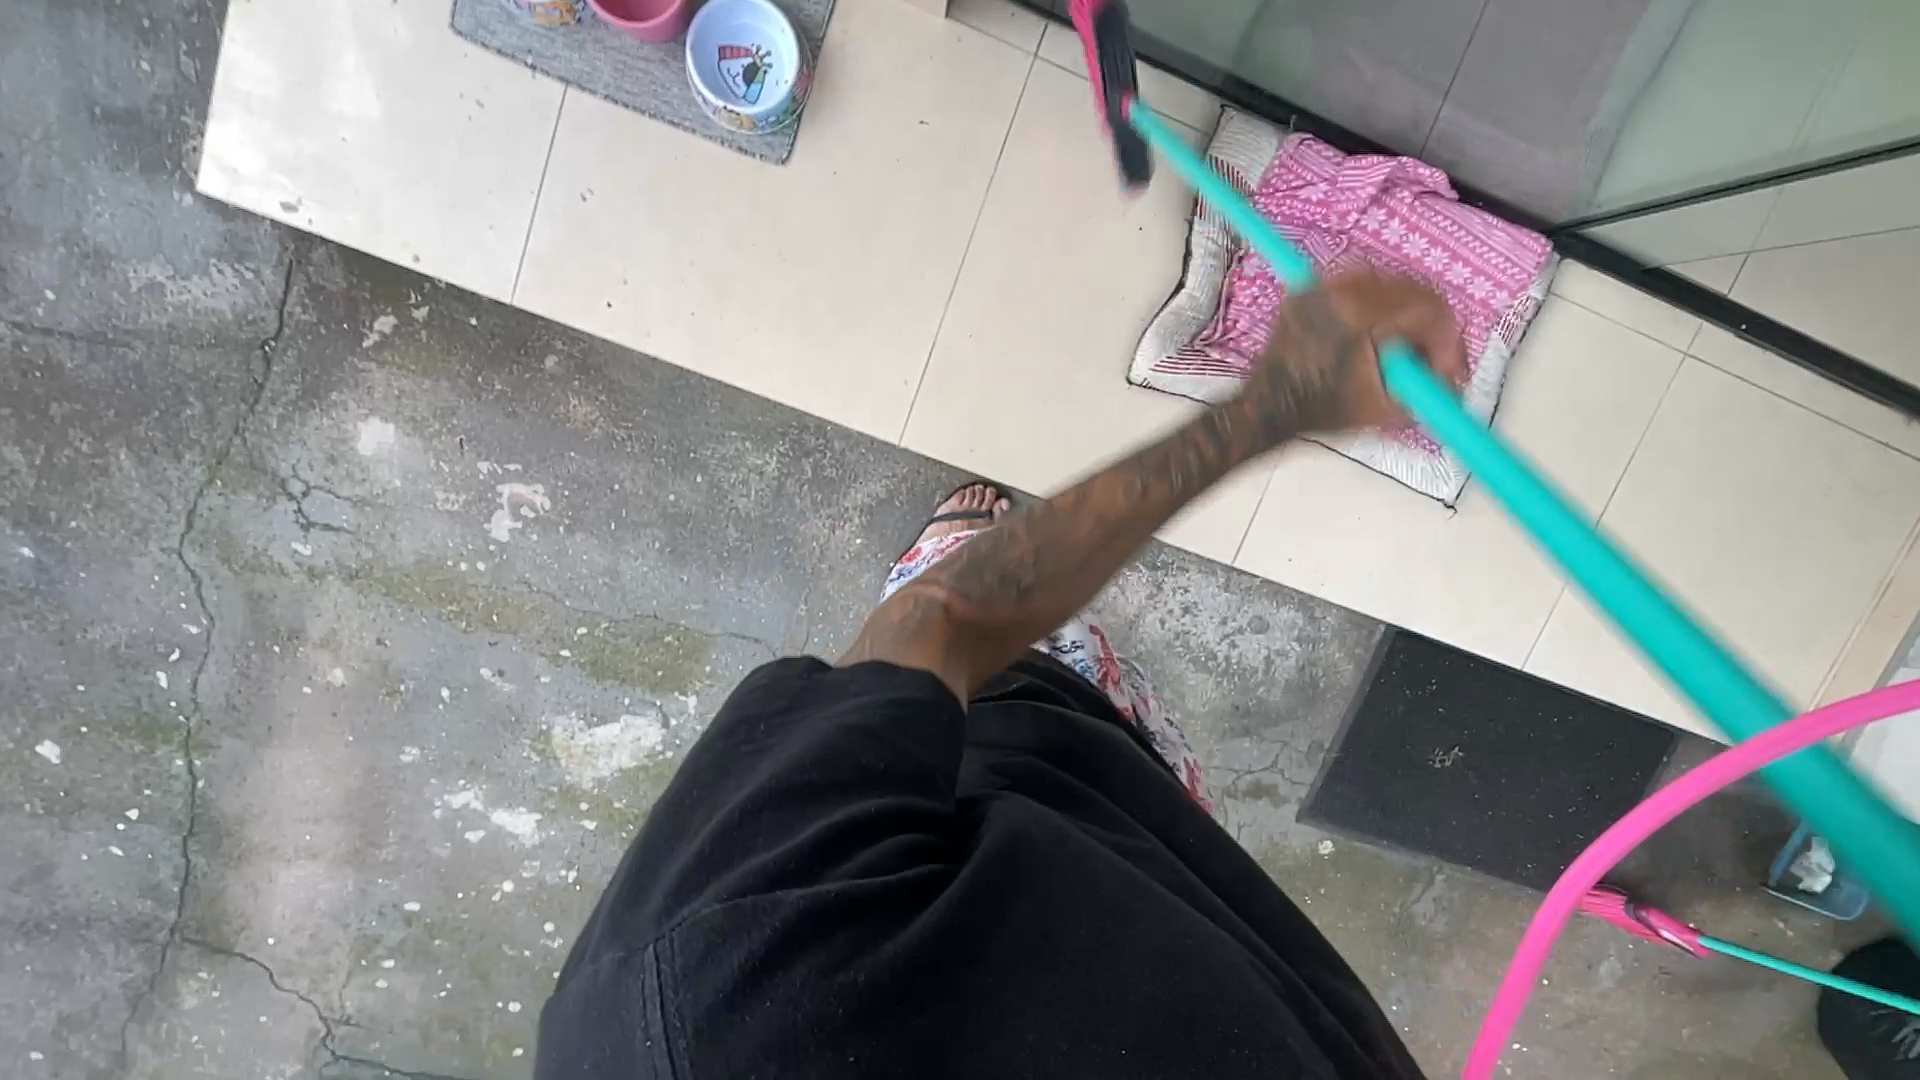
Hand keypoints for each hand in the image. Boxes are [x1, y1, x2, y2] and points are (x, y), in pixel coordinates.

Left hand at [1235, 268, 1467, 439]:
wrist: (1264, 408)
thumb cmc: (1318, 410)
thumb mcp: (1381, 409)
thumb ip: (1426, 393)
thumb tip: (1455, 386)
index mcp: (1361, 313)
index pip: (1429, 309)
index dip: (1448, 342)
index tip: (1448, 372)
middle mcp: (1342, 289)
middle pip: (1412, 292)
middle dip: (1429, 328)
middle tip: (1431, 362)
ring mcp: (1321, 286)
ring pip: (1386, 285)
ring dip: (1404, 315)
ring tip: (1403, 351)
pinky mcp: (1307, 292)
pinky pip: (1355, 288)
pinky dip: (1373, 307)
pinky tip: (1374, 337)